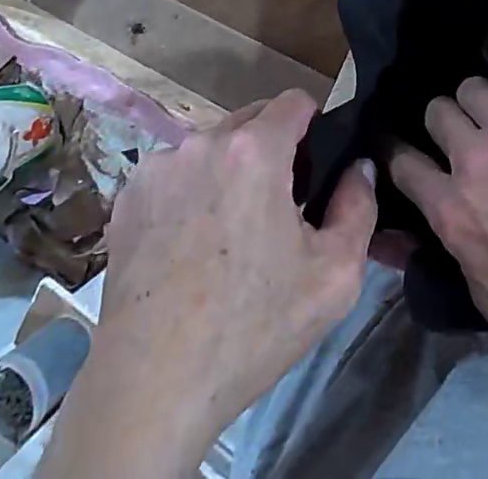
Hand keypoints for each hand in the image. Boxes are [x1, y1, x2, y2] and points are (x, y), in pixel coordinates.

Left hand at [43, 89, 376, 478]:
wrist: (152, 387)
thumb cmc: (254, 326)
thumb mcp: (337, 271)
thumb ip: (360, 203)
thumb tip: (360, 167)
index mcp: (254, 152)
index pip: (294, 100)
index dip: (315, 124)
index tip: (318, 164)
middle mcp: (201, 144)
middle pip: (252, 119)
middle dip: (275, 147)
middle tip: (283, 206)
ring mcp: (157, 170)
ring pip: (213, 146)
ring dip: (233, 168)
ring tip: (235, 229)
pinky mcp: (126, 199)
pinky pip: (177, 172)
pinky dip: (195, 190)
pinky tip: (195, 242)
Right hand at [387, 78, 487, 385]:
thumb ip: (449, 253)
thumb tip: (414, 235)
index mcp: (453, 208)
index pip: (403, 162)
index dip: (403, 155)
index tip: (411, 152)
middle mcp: (477, 157)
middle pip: (439, 111)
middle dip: (446, 122)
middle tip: (467, 135)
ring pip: (477, 88)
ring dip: (483, 103)